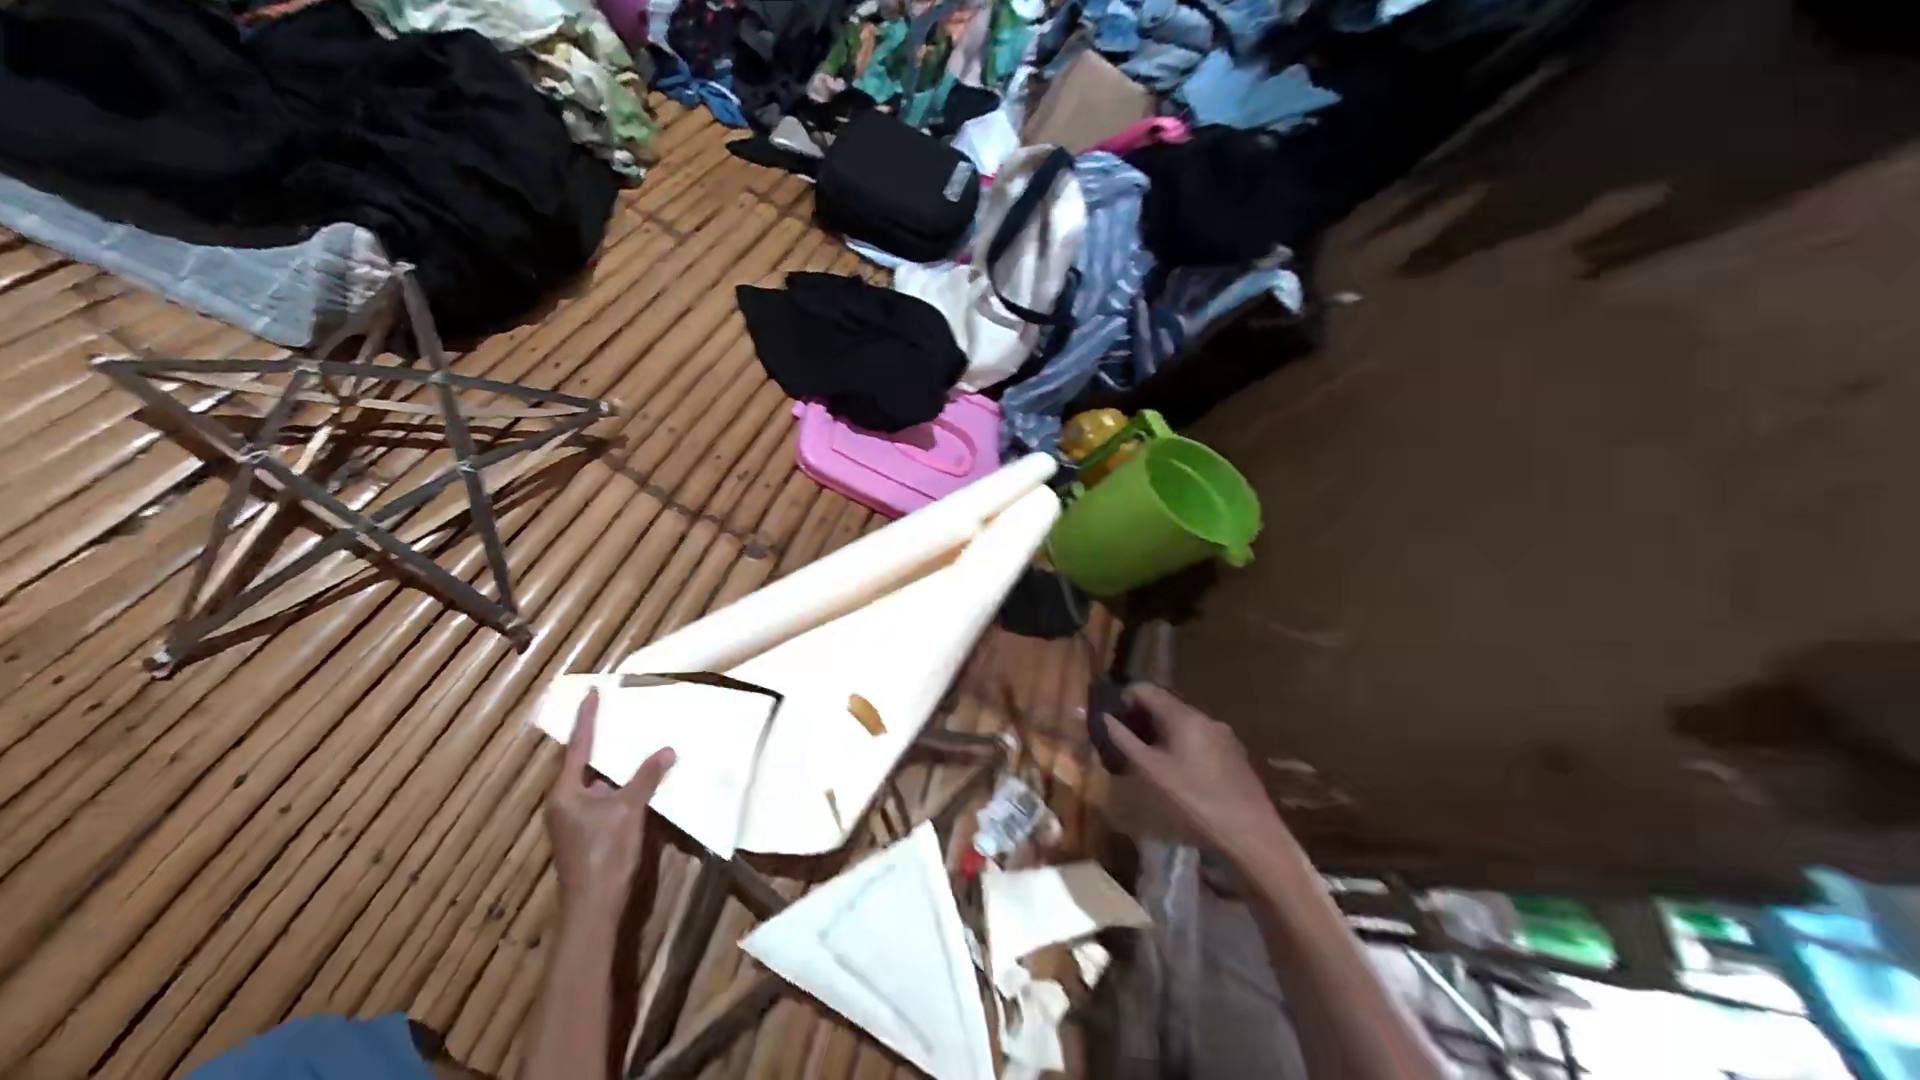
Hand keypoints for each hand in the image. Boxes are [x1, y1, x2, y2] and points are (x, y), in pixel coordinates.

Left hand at [546, 690, 675, 910]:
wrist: (593, 907)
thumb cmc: (605, 853)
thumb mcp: (629, 810)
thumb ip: (646, 778)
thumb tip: (666, 750)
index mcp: (565, 792)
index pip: (578, 746)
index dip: (586, 718)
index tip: (591, 692)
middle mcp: (562, 802)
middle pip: (582, 764)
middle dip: (600, 741)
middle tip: (617, 716)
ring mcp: (570, 820)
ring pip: (593, 783)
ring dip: (612, 767)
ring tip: (632, 746)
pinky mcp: (583, 834)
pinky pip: (600, 799)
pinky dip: (616, 787)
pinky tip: (637, 783)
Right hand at [1105, 683, 1285, 859]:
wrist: (1250, 831)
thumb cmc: (1194, 800)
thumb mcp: (1152, 772)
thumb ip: (1125, 741)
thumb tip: (1105, 718)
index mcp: (1184, 717)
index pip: (1147, 689)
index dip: (1125, 697)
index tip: (1112, 717)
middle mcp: (1205, 717)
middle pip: (1166, 703)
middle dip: (1143, 715)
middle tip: (1126, 738)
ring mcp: (1223, 733)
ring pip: (1183, 720)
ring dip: (1162, 729)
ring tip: (1148, 755)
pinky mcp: (1233, 750)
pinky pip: (1200, 735)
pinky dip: (1182, 741)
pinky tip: (1178, 767)